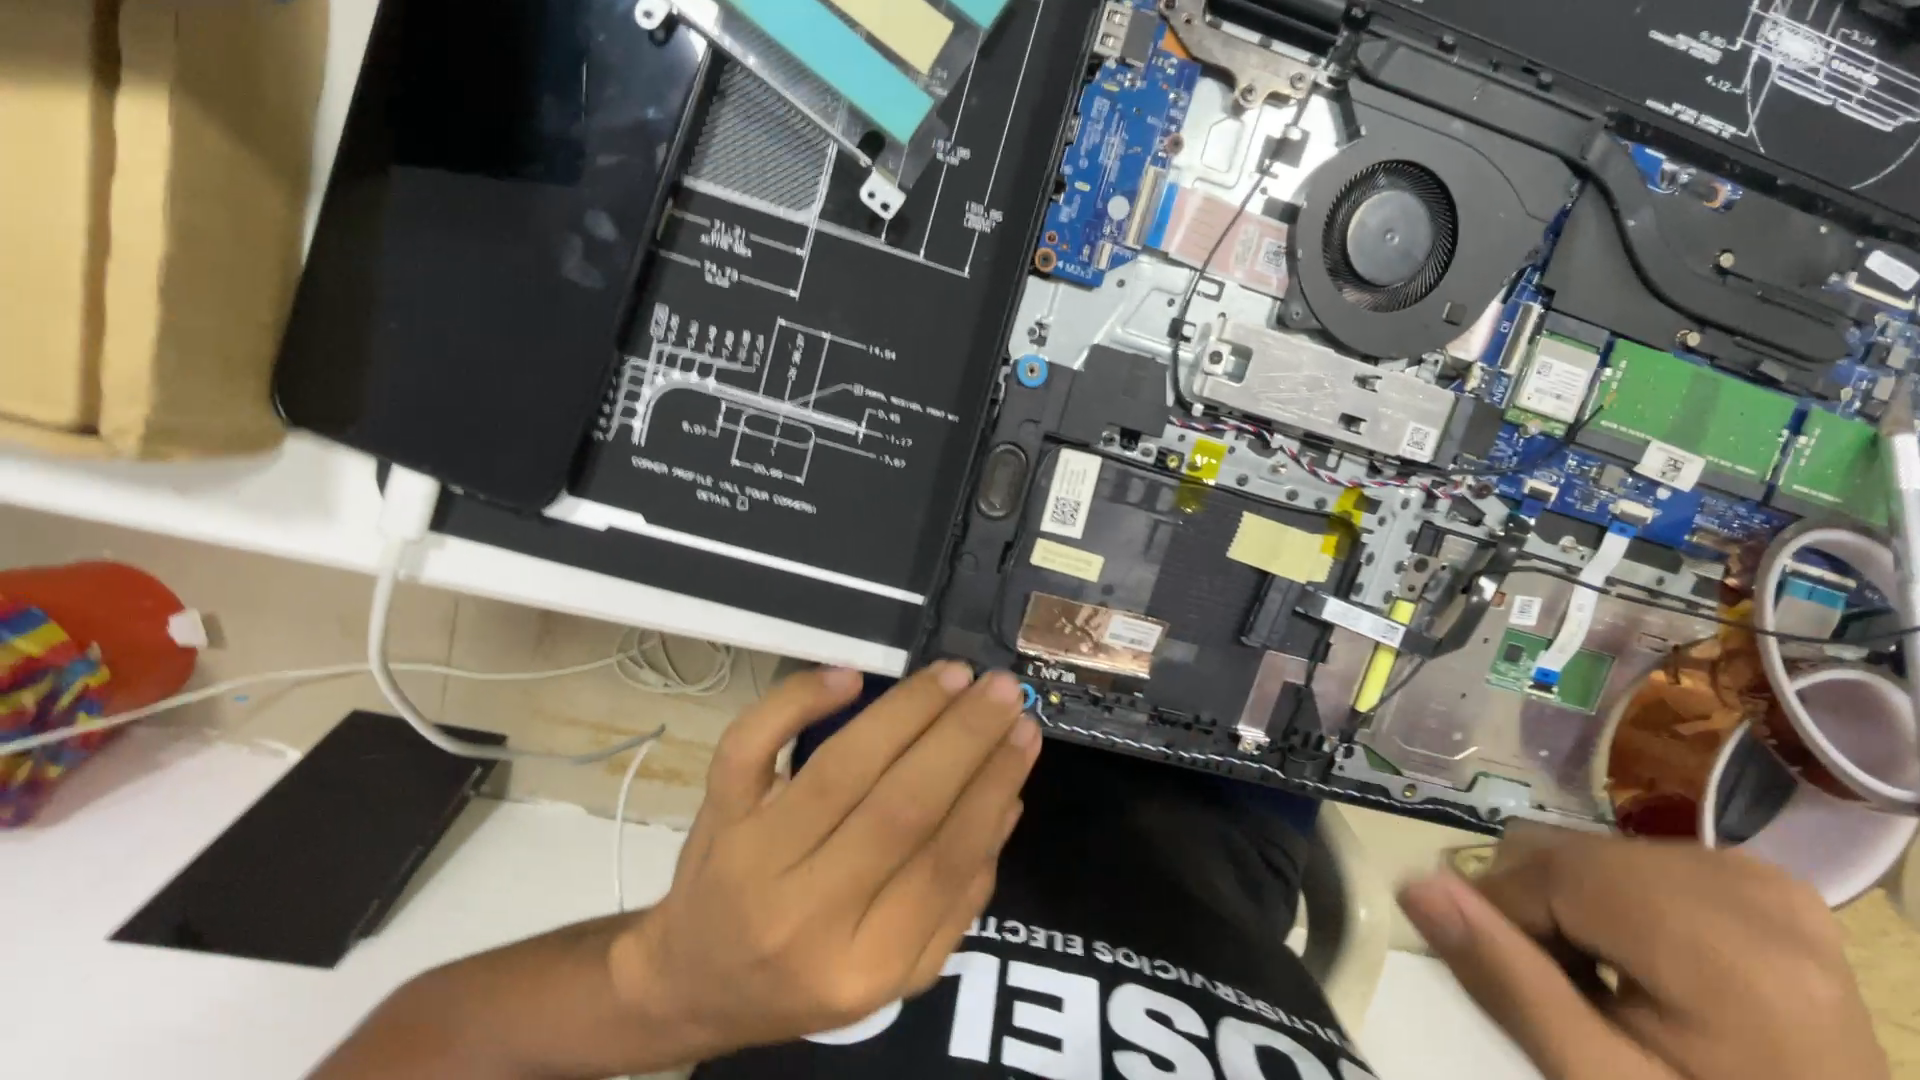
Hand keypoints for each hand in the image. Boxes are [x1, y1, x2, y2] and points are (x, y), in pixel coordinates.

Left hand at [610, 662, 1039, 1061]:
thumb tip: (1005, 801)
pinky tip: (847, 675)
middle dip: (961, 739)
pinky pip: (749, 748)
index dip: (990, 789)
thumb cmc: (806, 978)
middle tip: (1002, 690)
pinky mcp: (716, 818)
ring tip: (953, 675)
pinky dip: (795, 702)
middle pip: (898, 809)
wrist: (692, 984)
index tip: (1024, 735)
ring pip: (838, 770)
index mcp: (865, 964)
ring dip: (905, 712)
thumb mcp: (897, 974)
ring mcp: (752, 860)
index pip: (944, 862)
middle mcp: (807, 915)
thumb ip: (957, 902)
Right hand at [1398, 828, 1887, 1079]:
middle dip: (1535, 913)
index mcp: (1725, 948)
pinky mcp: (1763, 880)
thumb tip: (1415, 885)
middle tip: (1563, 994)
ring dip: (1564, 905)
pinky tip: (1635, 963)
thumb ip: (1509, 985)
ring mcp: (1764, 878)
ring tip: (1599, 983)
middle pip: (1569, 853)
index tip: (1513, 982)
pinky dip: (1606, 901)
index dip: (1501, 917)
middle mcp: (1749, 885)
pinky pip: (1632, 857)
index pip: (1549, 872)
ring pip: (1590, 850)